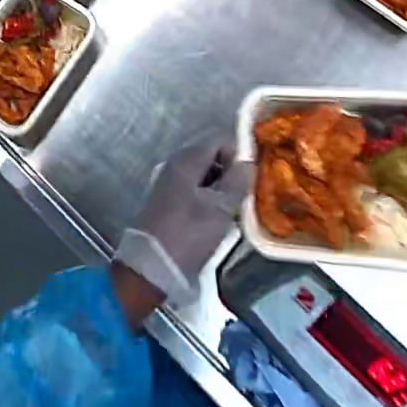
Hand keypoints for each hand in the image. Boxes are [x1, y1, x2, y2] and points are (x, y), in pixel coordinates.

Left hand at [113, 137, 252, 308]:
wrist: (152, 266)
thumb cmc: (189, 232)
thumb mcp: (220, 208)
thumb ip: (237, 181)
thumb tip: (248, 162)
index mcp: (186, 160)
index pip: (218, 141)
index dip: (239, 154)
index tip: (254, 175)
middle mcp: (176, 165)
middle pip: (211, 157)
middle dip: (231, 172)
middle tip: (248, 193)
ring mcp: (170, 183)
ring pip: (204, 175)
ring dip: (222, 188)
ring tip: (237, 209)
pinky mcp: (169, 201)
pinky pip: (195, 190)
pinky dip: (210, 198)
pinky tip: (220, 218)